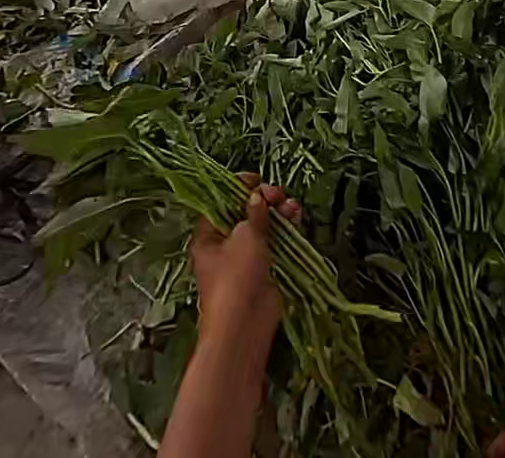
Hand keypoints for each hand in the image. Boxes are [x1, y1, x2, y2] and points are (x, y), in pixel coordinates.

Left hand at [191, 174, 298, 354]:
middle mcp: (225, 244)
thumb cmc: (235, 277)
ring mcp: (246, 256)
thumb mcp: (244, 236)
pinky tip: (296, 215)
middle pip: (245, 213)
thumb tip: (257, 195)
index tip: (257, 179)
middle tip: (277, 194)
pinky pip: (276, 241)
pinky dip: (286, 228)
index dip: (239, 188)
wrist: (244, 326)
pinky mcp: (265, 268)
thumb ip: (254, 212)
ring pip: (263, 226)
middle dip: (263, 200)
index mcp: (208, 235)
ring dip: (278, 213)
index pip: (222, 202)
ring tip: (291, 204)